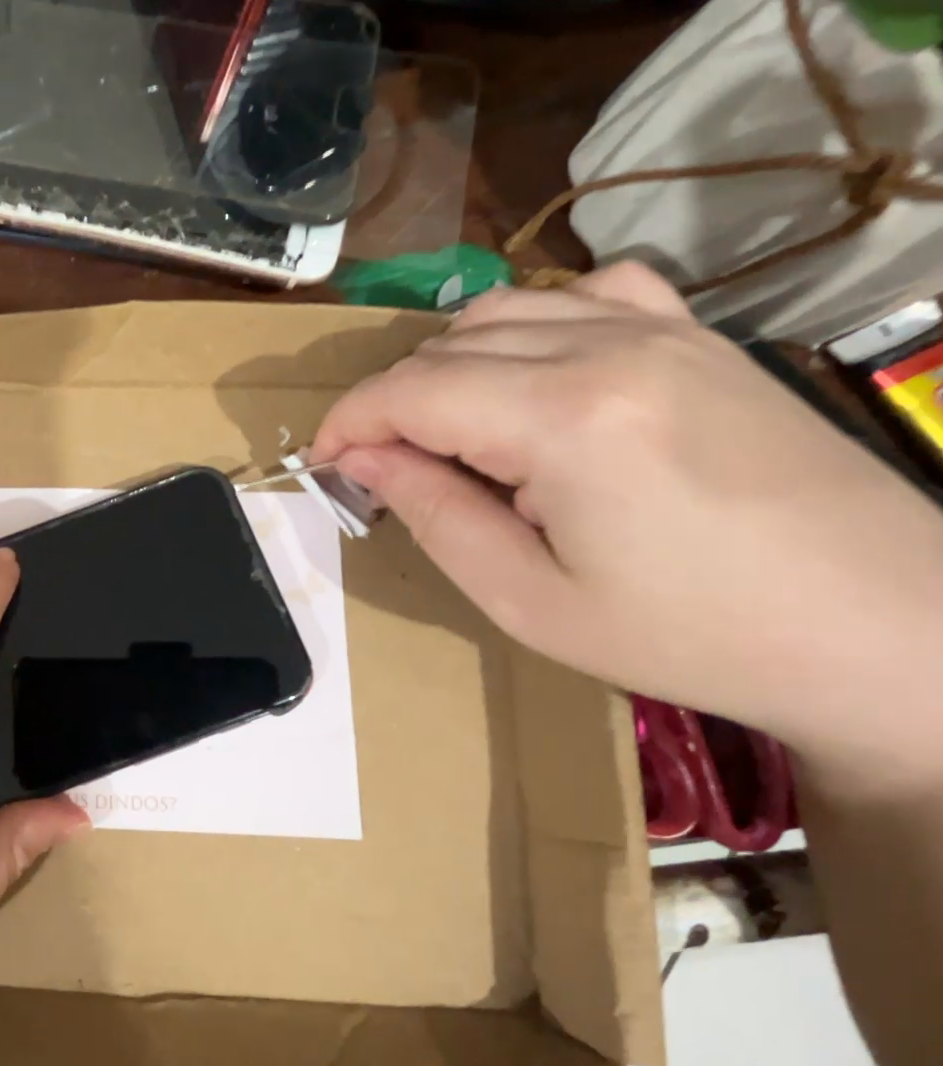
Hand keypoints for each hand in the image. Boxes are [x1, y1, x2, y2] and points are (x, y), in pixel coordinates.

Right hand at [311, 262, 942, 774]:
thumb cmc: (690, 634)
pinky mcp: (703, 338)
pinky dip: (533, 320)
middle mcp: (611, 348)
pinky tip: (532, 368)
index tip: (321, 463)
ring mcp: (667, 331)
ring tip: (443, 428)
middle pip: (447, 347)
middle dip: (389, 402)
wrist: (885, 630)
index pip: (410, 390)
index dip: (347, 421)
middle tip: (378, 467)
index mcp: (565, 419)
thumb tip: (362, 457)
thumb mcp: (527, 599)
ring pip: (505, 308)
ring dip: (447, 363)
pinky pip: (590, 290)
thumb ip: (433, 513)